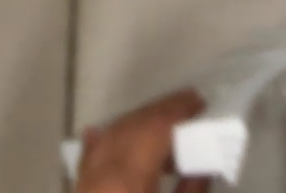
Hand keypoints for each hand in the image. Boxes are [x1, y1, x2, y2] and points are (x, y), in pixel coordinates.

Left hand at [76, 90, 208, 192]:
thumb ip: (191, 190)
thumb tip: (207, 164)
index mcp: (131, 172)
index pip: (157, 127)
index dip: (180, 109)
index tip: (200, 101)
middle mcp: (105, 166)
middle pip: (136, 124)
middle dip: (163, 110)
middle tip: (189, 104)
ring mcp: (87, 176)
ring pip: (114, 132)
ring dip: (140, 121)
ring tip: (164, 121)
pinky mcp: (78, 185)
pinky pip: (91, 151)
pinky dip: (106, 137)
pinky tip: (111, 131)